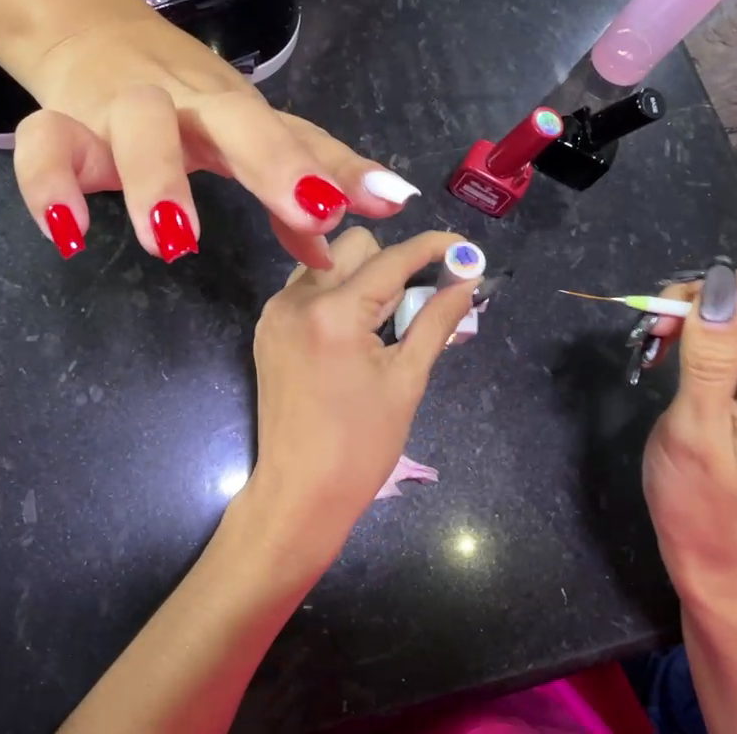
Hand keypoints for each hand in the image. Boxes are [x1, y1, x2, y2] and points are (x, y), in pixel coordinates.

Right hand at [12, 17, 420, 268]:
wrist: (86, 31)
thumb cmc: (178, 96)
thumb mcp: (239, 133)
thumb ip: (289, 184)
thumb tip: (335, 248)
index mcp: (234, 109)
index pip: (291, 132)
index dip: (330, 168)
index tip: (374, 206)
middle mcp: (187, 103)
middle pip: (232, 116)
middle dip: (274, 158)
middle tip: (310, 210)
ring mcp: (121, 108)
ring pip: (138, 125)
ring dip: (158, 178)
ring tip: (174, 240)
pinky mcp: (60, 122)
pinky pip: (44, 147)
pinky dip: (50, 188)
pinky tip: (69, 234)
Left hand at [243, 228, 476, 564]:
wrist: (300, 491)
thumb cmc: (361, 444)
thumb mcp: (407, 380)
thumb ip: (437, 320)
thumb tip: (469, 280)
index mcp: (334, 313)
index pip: (391, 259)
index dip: (432, 248)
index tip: (463, 246)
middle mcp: (297, 299)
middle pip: (353, 246)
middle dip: (391, 261)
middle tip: (415, 300)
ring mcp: (276, 311)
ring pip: (327, 261)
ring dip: (361, 275)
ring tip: (382, 320)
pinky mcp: (268, 327)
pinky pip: (307, 287)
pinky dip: (336, 294)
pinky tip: (353, 332)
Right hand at [641, 265, 736, 597]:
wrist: (701, 548)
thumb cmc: (698, 499)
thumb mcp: (697, 426)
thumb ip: (710, 356)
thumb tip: (717, 287)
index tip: (692, 298)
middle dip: (717, 298)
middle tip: (659, 317)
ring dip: (700, 313)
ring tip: (655, 333)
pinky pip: (735, 340)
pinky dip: (698, 332)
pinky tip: (666, 345)